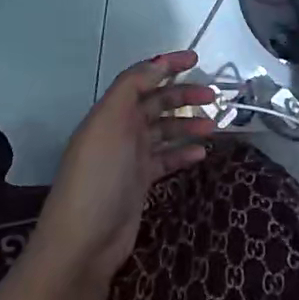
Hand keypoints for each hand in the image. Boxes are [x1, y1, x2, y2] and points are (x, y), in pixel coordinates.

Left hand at [33, 51, 217, 279]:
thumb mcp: (110, 123)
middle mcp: (119, 131)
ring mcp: (130, 158)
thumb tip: (158, 63)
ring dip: (188, 124)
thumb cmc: (99, 176)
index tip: (196, 58)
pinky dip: (183, 153)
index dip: (166, 65)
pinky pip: (166, 159)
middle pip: (156, 104)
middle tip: (213, 96)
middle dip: (183, 95)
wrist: (84, 240)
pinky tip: (201, 154)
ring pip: (164, 131)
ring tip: (213, 126)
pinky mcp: (140, 183)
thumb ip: (132, 88)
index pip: (140, 79)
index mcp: (110, 114)